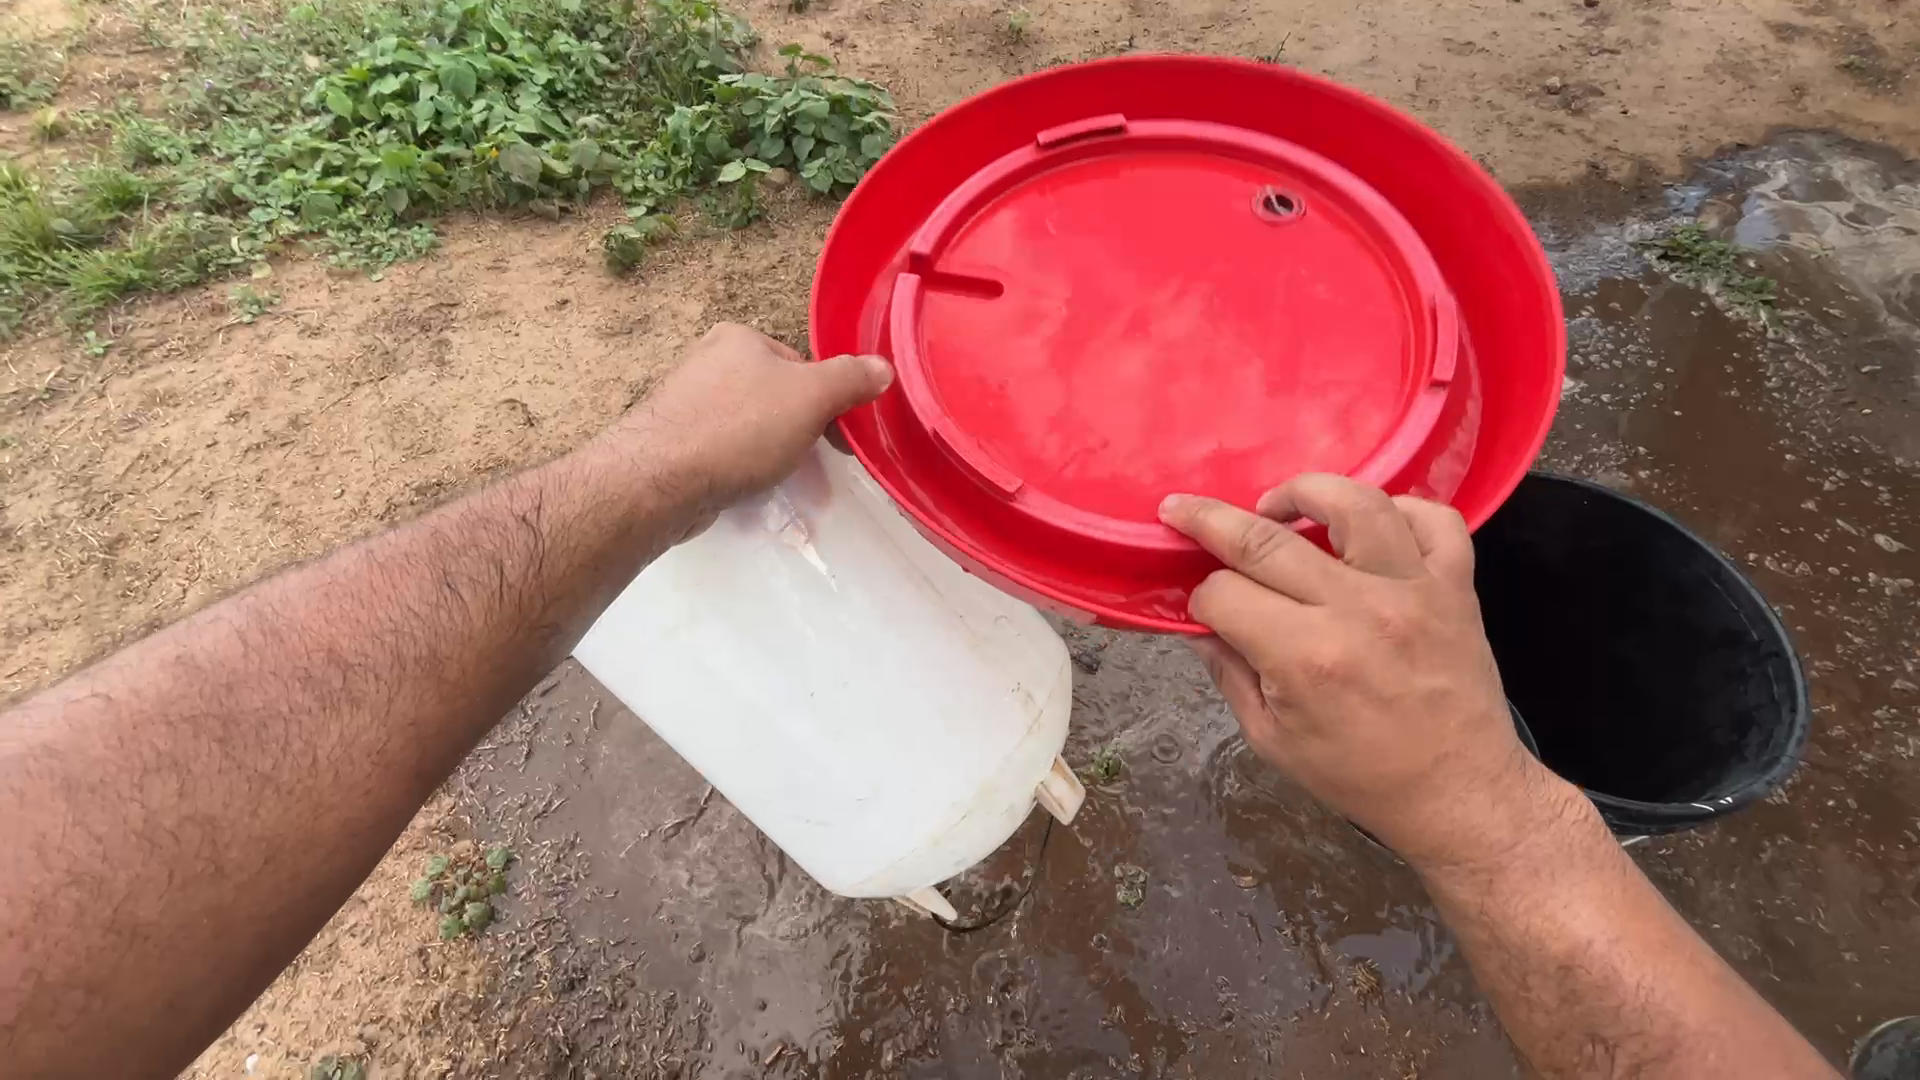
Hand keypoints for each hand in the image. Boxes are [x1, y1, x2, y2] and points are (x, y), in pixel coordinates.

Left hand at [608, 323, 891, 517]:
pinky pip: (727, 451)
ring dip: (776, 455)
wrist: (659, 480)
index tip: (839, 437)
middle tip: (815, 465)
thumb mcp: (811, 398)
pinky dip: (744, 468)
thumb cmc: (740, 429)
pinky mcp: (675, 441)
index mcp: (740, 338)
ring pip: (754, 428)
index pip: (802, 366)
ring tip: (783, 482)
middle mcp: (710, 361)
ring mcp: (688, 402)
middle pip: (779, 397)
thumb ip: (850, 379)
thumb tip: (885, 366)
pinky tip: (747, 488)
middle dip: (802, 433)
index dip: (828, 401)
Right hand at [1160, 475, 1558, 871]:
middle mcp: (1356, 610)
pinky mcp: (1455, 587)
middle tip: (1180, 509)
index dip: (1200, 599)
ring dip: (1301, 492)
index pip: (1224, 595)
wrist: (1460, 794)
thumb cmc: (1357, 774)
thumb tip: (1201, 623)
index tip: (1202, 610)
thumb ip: (1229, 672)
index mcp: (1303, 657)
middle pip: (1265, 541)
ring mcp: (1412, 591)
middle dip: (1207, 520)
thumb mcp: (1269, 737)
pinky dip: (1397, 508)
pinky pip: (1434, 519)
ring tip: (1276, 505)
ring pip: (1354, 504)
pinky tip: (1365, 525)